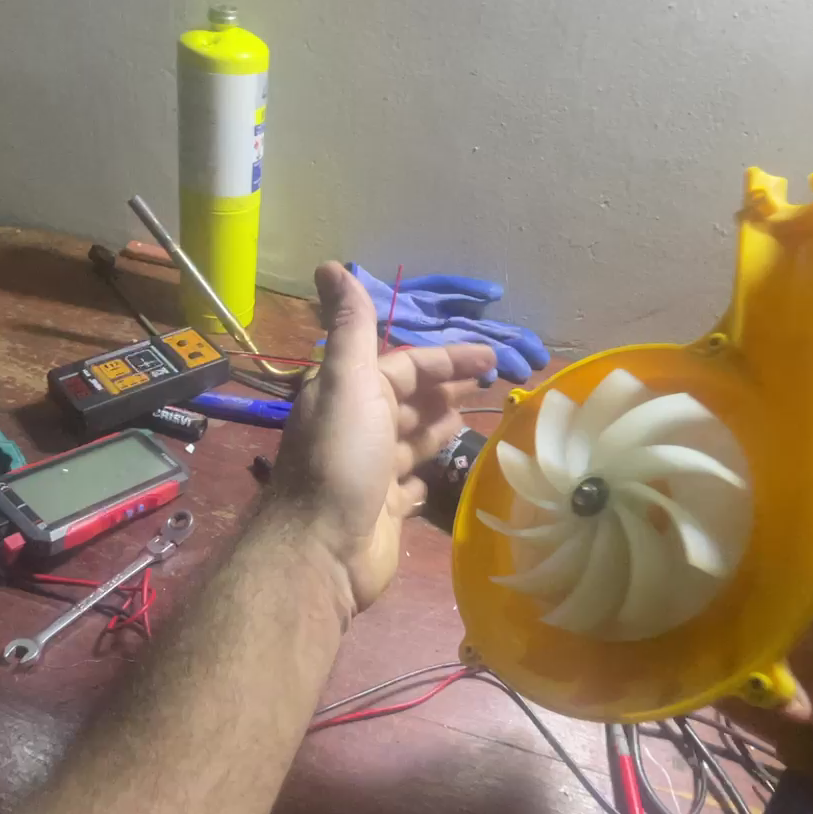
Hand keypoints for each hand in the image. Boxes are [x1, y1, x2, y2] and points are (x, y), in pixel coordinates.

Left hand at [267, 262, 496, 615]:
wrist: (321, 549)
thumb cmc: (341, 460)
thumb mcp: (346, 383)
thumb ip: (349, 327)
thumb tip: (329, 264)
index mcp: (349, 395)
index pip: (404, 366)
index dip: (446, 359)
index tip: (491, 359)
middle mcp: (357, 429)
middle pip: (408, 401)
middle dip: (444, 388)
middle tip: (490, 385)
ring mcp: (370, 472)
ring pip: (409, 440)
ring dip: (436, 426)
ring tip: (473, 418)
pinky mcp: (382, 511)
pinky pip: (409, 486)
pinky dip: (425, 474)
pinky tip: (444, 470)